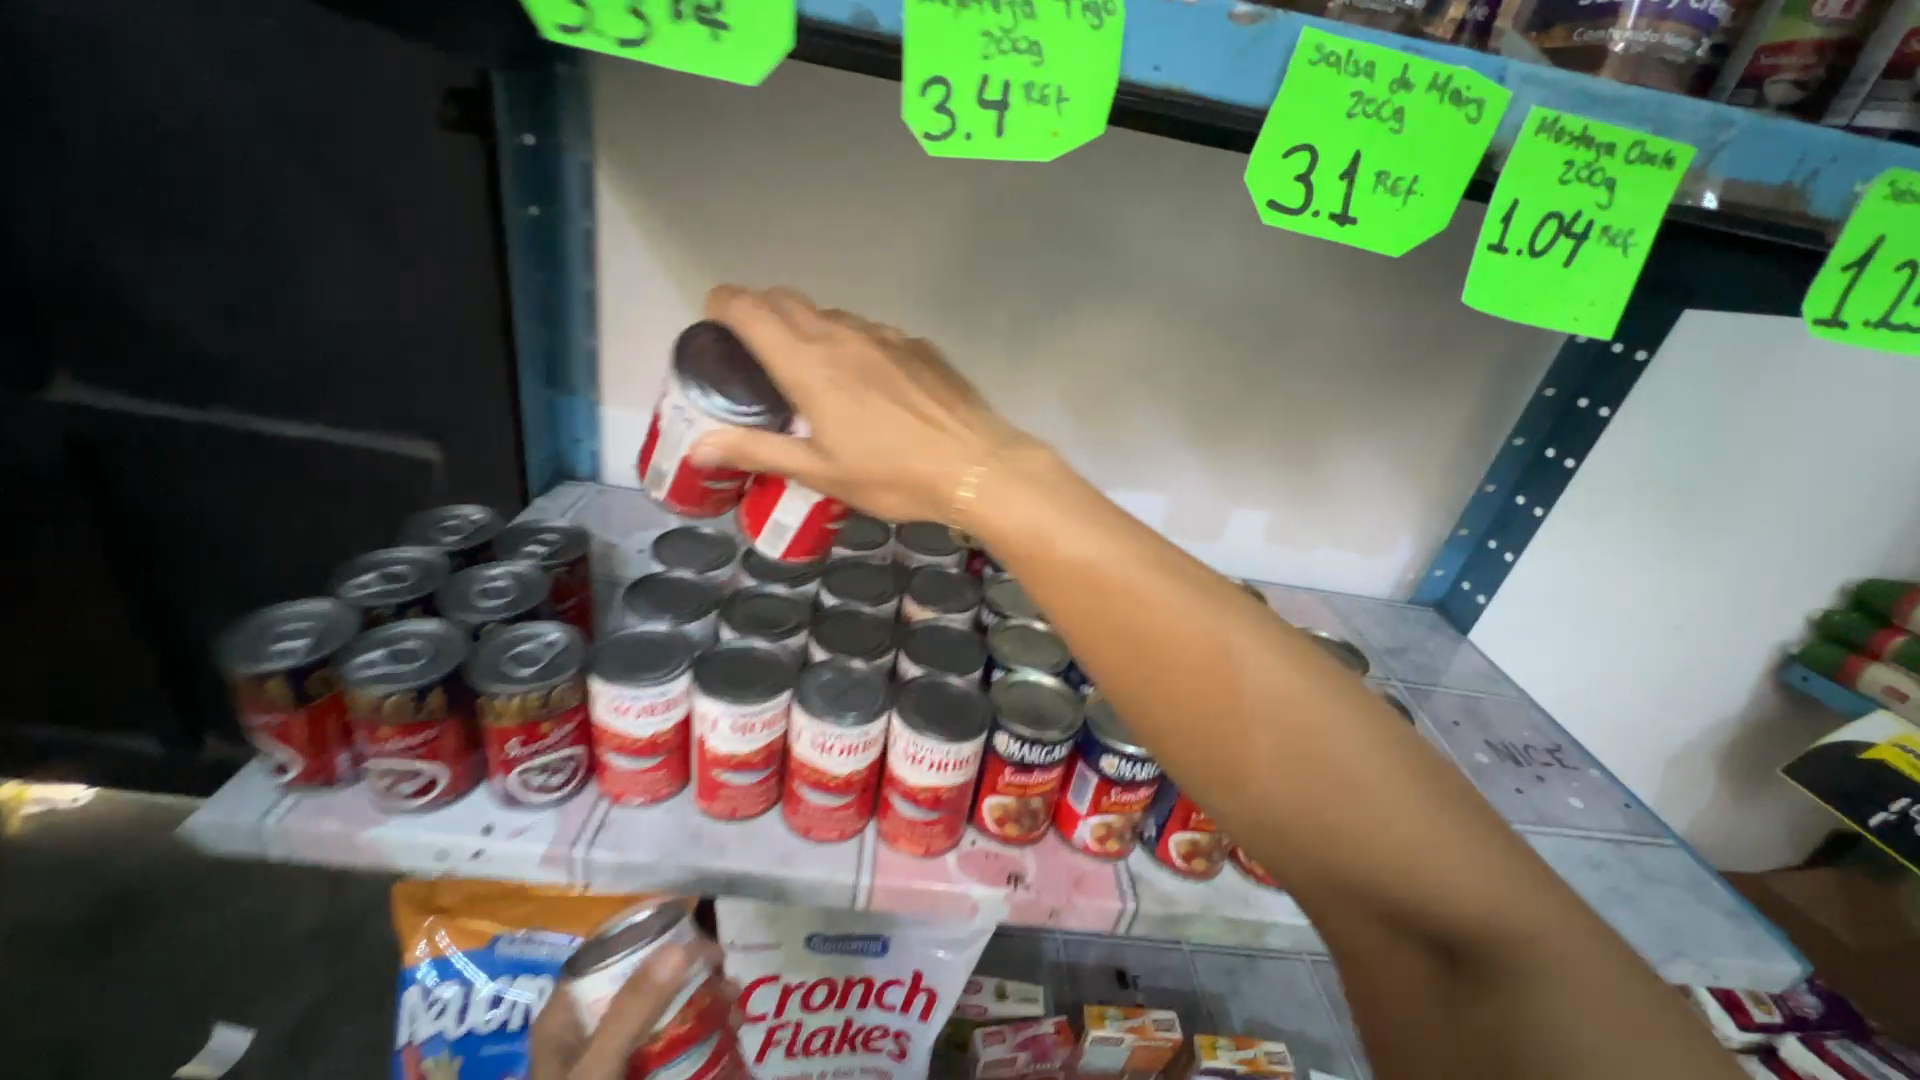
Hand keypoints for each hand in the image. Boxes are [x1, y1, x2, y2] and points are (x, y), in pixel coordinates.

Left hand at [528, 940, 721, 1079]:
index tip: (691, 912)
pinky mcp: (640, 1076)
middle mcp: (589, 1029)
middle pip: (639, 978)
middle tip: (724, 964)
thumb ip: (633, 1011)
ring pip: (662, 1009)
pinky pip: (674, 1042)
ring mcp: (615, 1056)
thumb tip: (681, 944)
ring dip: (702, 997)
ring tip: (736, 1000)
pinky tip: (730, 1030)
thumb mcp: (598, 1069)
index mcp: (566, 1016)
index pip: (605, 950)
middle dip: (686, 966)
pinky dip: (702, 1030)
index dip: (645, 925)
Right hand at [691, 285, 1036, 525]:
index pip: (749, 309)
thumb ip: (758, 451)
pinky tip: (869, 382)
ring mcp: (885, 335)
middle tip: (753, 344)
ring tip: (812, 368)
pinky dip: (854, 343)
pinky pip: (872, 332)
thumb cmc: (892, 475)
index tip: (714, 318)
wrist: (976, 466)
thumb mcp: (820, 472)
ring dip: (810, 327)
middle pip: (786, 299)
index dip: (723, 303)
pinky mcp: (918, 345)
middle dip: (760, 309)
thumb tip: (698, 445)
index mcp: (808, 364)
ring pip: (832, 314)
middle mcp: (842, 335)